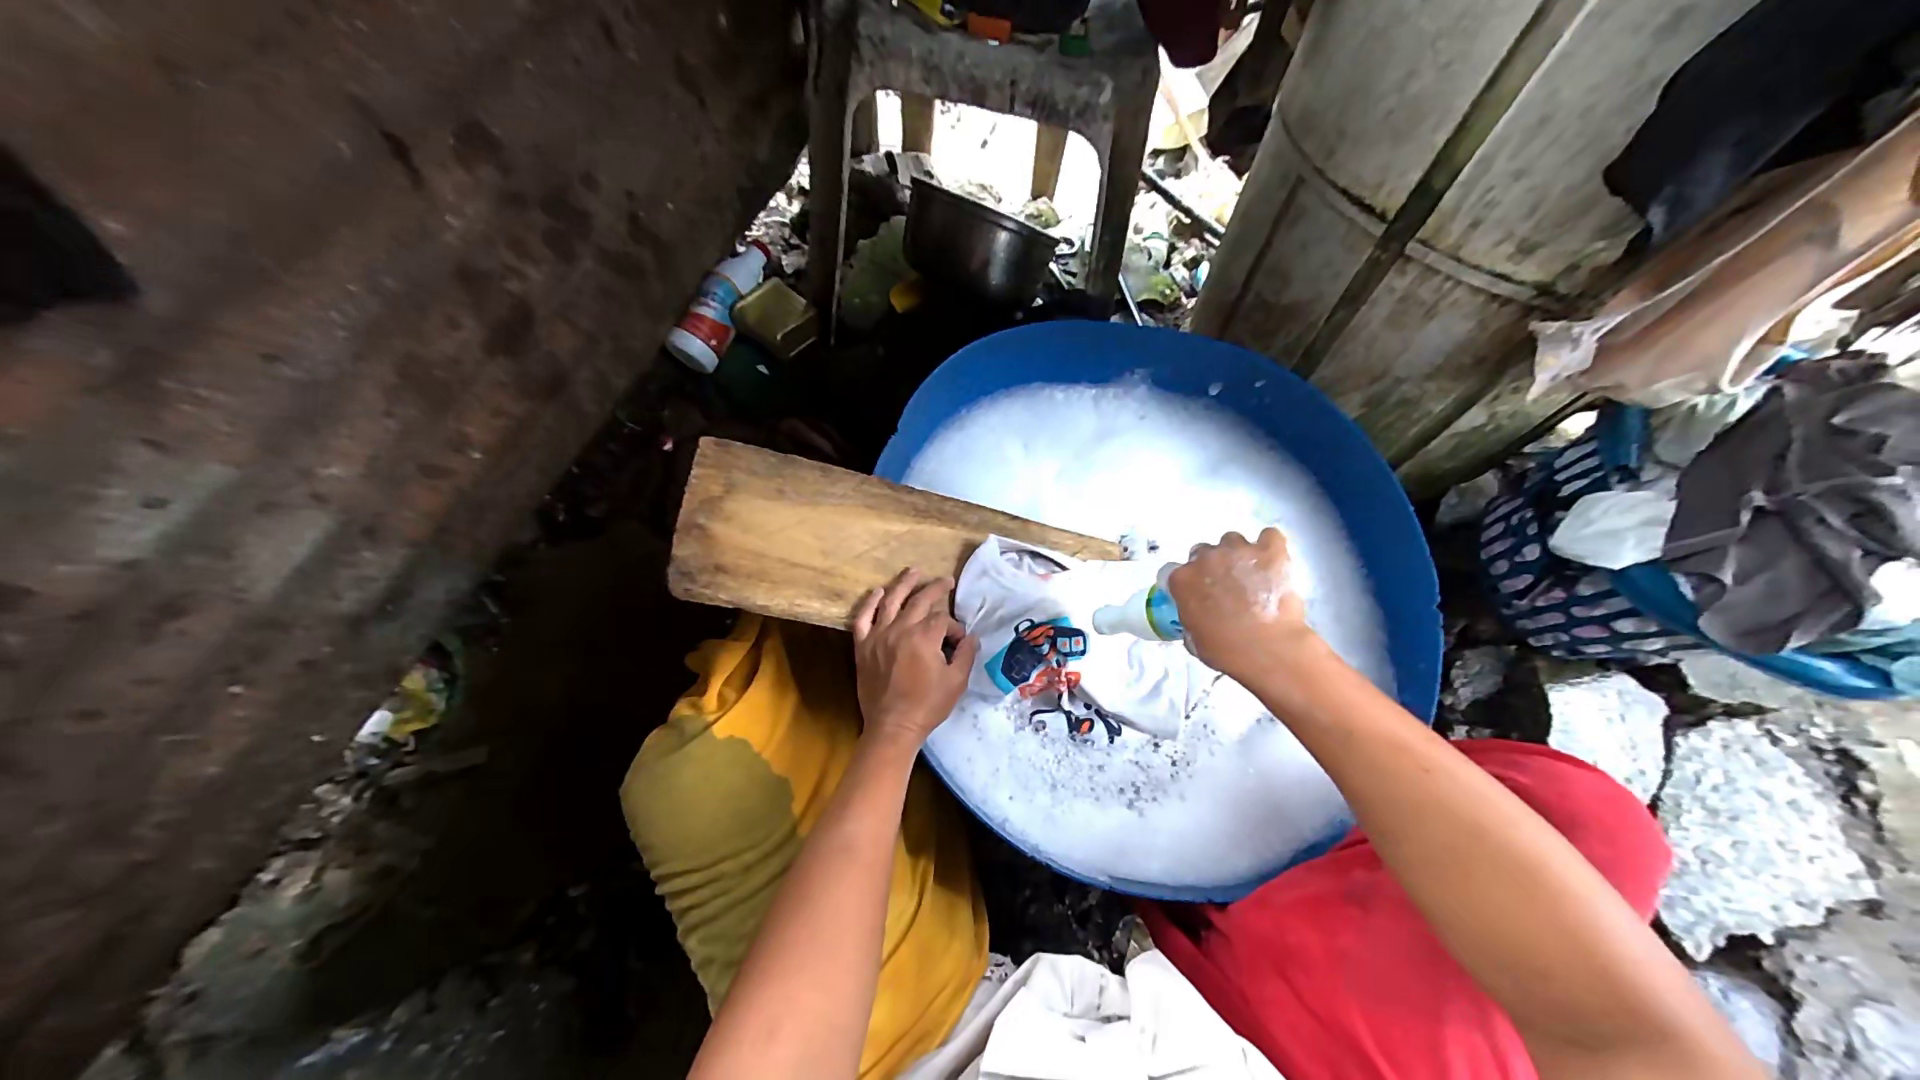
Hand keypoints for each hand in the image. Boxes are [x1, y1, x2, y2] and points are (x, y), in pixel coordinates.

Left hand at [850, 569, 979, 748]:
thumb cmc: (927, 706)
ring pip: (891, 601)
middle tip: (945, 581)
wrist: (893, 726)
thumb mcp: (957, 682)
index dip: (955, 627)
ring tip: (913, 571)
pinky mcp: (863, 646)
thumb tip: (970, 637)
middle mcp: (900, 629)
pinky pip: (863, 618)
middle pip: (919, 601)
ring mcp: (878, 636)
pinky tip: (878, 592)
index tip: (959, 642)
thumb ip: (966, 655)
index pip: (943, 619)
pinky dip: (870, 603)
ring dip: (903, 584)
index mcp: (924, 637)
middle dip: (935, 589)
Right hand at [1167, 528, 1316, 679]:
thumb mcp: (1193, 638)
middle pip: (1203, 551)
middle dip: (1212, 566)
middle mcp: (1206, 558)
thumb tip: (1196, 615)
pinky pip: (1269, 537)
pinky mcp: (1270, 550)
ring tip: (1252, 574)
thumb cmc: (1226, 650)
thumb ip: (1189, 617)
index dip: (1187, 582)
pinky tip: (1273, 562)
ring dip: (1238, 554)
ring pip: (1233, 540)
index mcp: (1182, 579)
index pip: (1174, 571)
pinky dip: (1270, 547)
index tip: (1198, 593)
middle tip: (1227, 586)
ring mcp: (1238, 550)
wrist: (1268, 649)